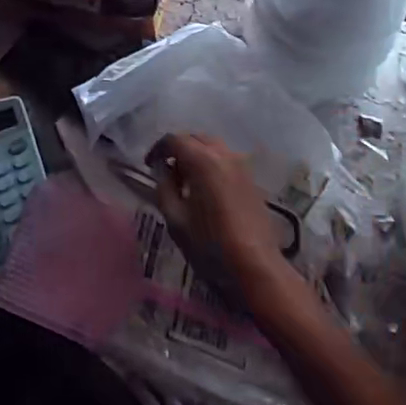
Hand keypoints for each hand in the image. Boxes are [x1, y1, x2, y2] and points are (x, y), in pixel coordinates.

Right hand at [148, 133, 286, 290]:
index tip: (149, 166)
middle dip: (178, 149)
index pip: (174, 140)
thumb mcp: (175, 219)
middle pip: (195, 138)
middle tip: (166, 171)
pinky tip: (206, 189)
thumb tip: (163, 172)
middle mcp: (224, 155)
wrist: (256, 266)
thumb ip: (164, 188)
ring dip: (196, 155)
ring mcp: (241, 166)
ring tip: (186, 180)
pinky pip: (226, 160)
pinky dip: (211, 164)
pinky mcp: (251, 179)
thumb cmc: (210, 244)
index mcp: (202, 160)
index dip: (157, 149)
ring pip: (212, 147)